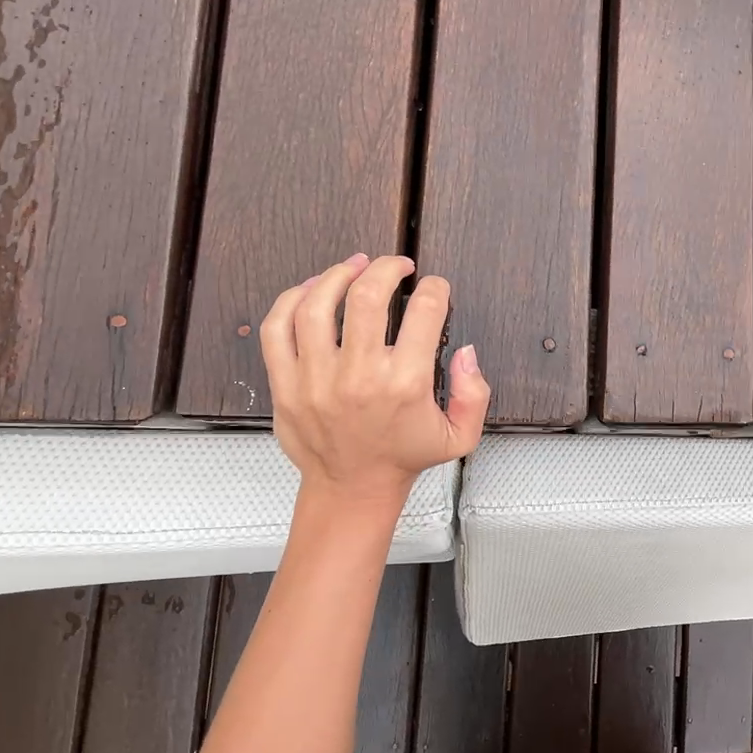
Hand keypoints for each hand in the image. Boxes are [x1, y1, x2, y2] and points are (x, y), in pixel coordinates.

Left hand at [261, 254, 490, 508]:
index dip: (434, 288)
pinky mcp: (286, 383)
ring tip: (354, 265)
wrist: (352, 486)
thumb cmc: (404, 456)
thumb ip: (474, 393)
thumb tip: (466, 351)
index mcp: (406, 384)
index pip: (424, 312)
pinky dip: (293, 299)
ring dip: (338, 274)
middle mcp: (360, 377)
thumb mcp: (460, 435)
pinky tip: (312, 289)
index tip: (434, 287)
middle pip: (368, 297)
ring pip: (318, 304)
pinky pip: (278, 327)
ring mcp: (317, 379)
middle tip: (397, 265)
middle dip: (387, 268)